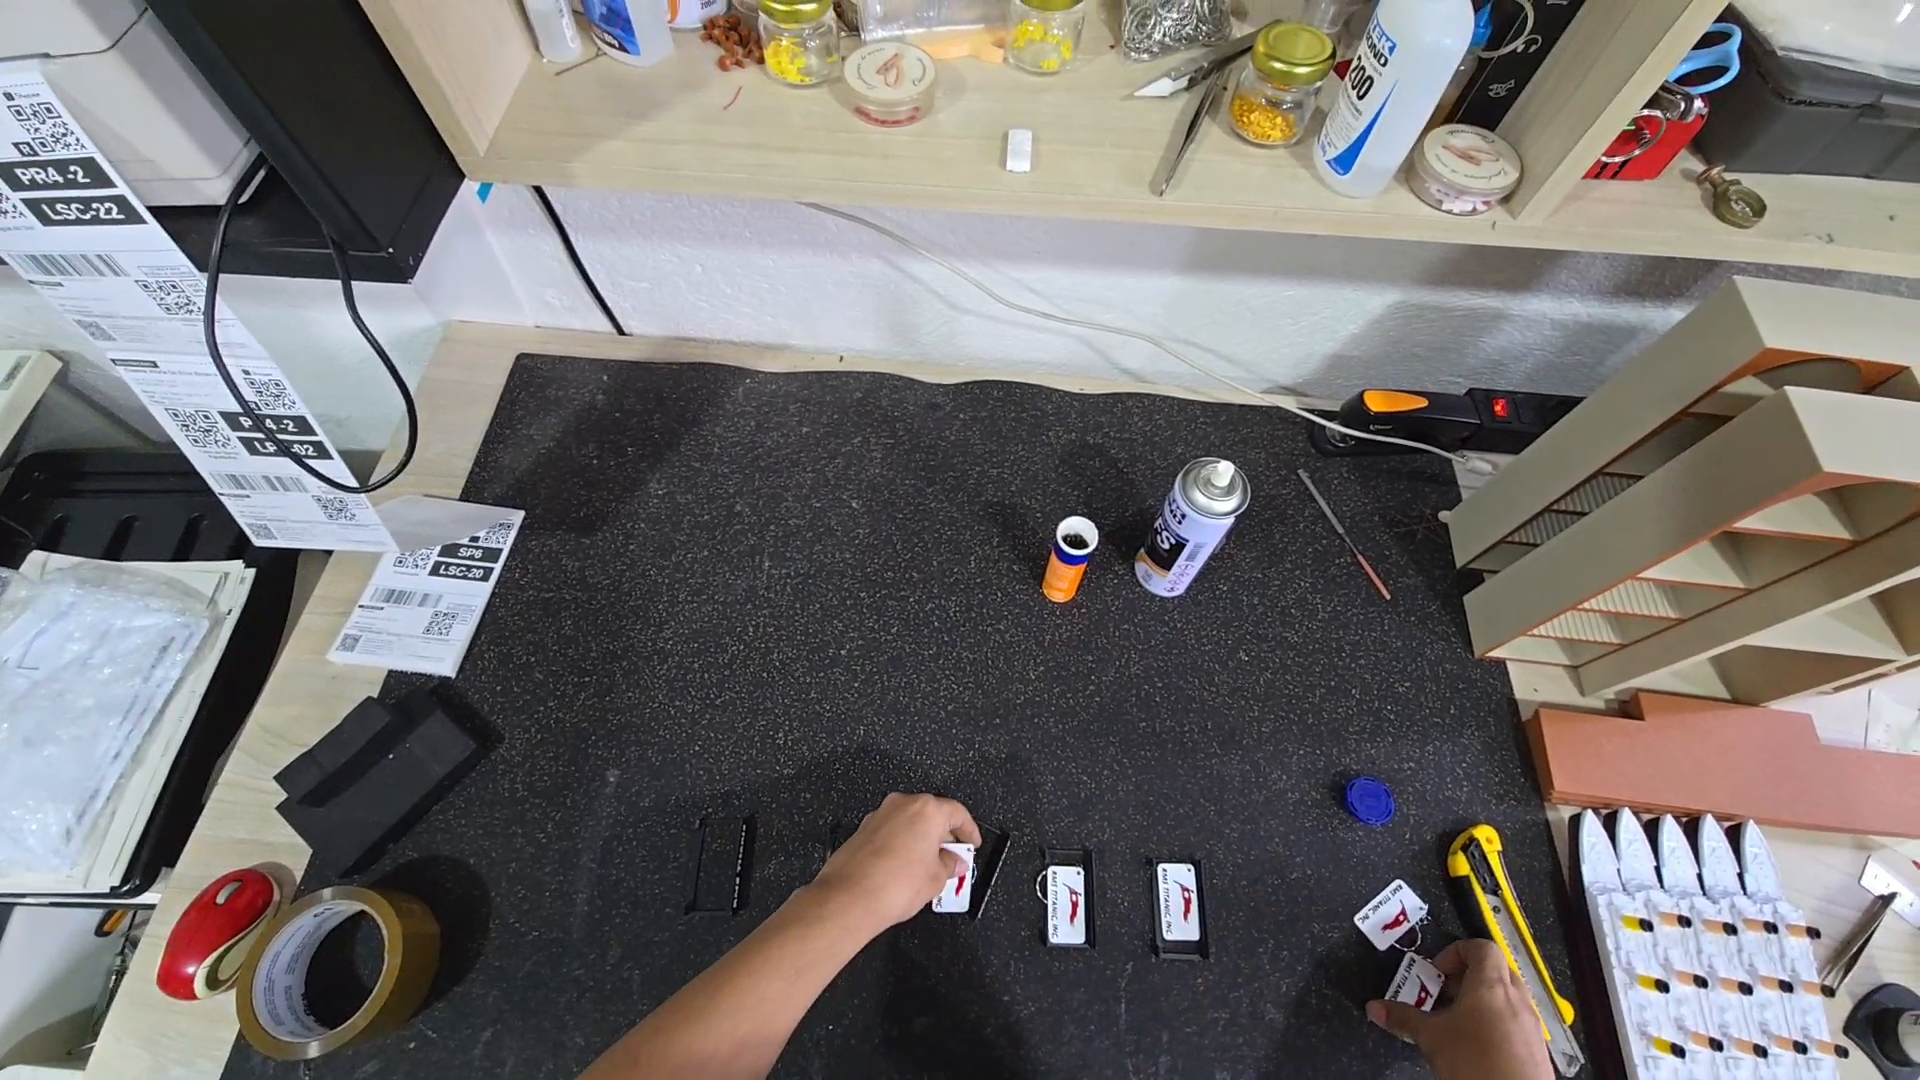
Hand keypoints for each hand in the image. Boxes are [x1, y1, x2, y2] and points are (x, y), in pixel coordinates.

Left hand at [806, 793, 982, 934]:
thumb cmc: (893, 884)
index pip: (958, 812)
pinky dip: (903, 844)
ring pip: (910, 822)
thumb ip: (950, 865)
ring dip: (922, 840)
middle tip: (954, 857)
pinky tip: (906, 868)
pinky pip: (892, 831)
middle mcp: (902, 805)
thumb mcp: (936, 878)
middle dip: (944, 836)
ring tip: (930, 867)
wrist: (850, 898)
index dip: (969, 830)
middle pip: (932, 814)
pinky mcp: (863, 829)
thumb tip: (954, 862)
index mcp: (926, 809)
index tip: (972, 843)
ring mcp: (880, 815)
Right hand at [1365, 939, 1554, 1079]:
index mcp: (1490, 987)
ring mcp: (1531, 1026)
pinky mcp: (1538, 1050)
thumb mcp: (1431, 1037)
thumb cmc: (1478, 1065)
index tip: (1437, 971)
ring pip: (1507, 997)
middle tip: (1444, 993)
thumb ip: (1402, 1017)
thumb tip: (1376, 1008)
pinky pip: (1517, 1022)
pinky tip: (1477, 1045)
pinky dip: (1497, 1024)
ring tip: (1458, 1021)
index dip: (1455, 951)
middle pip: (1496, 969)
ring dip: (1482, 1001)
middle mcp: (1516, 1001)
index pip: (1480, 947)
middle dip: (1467, 977)